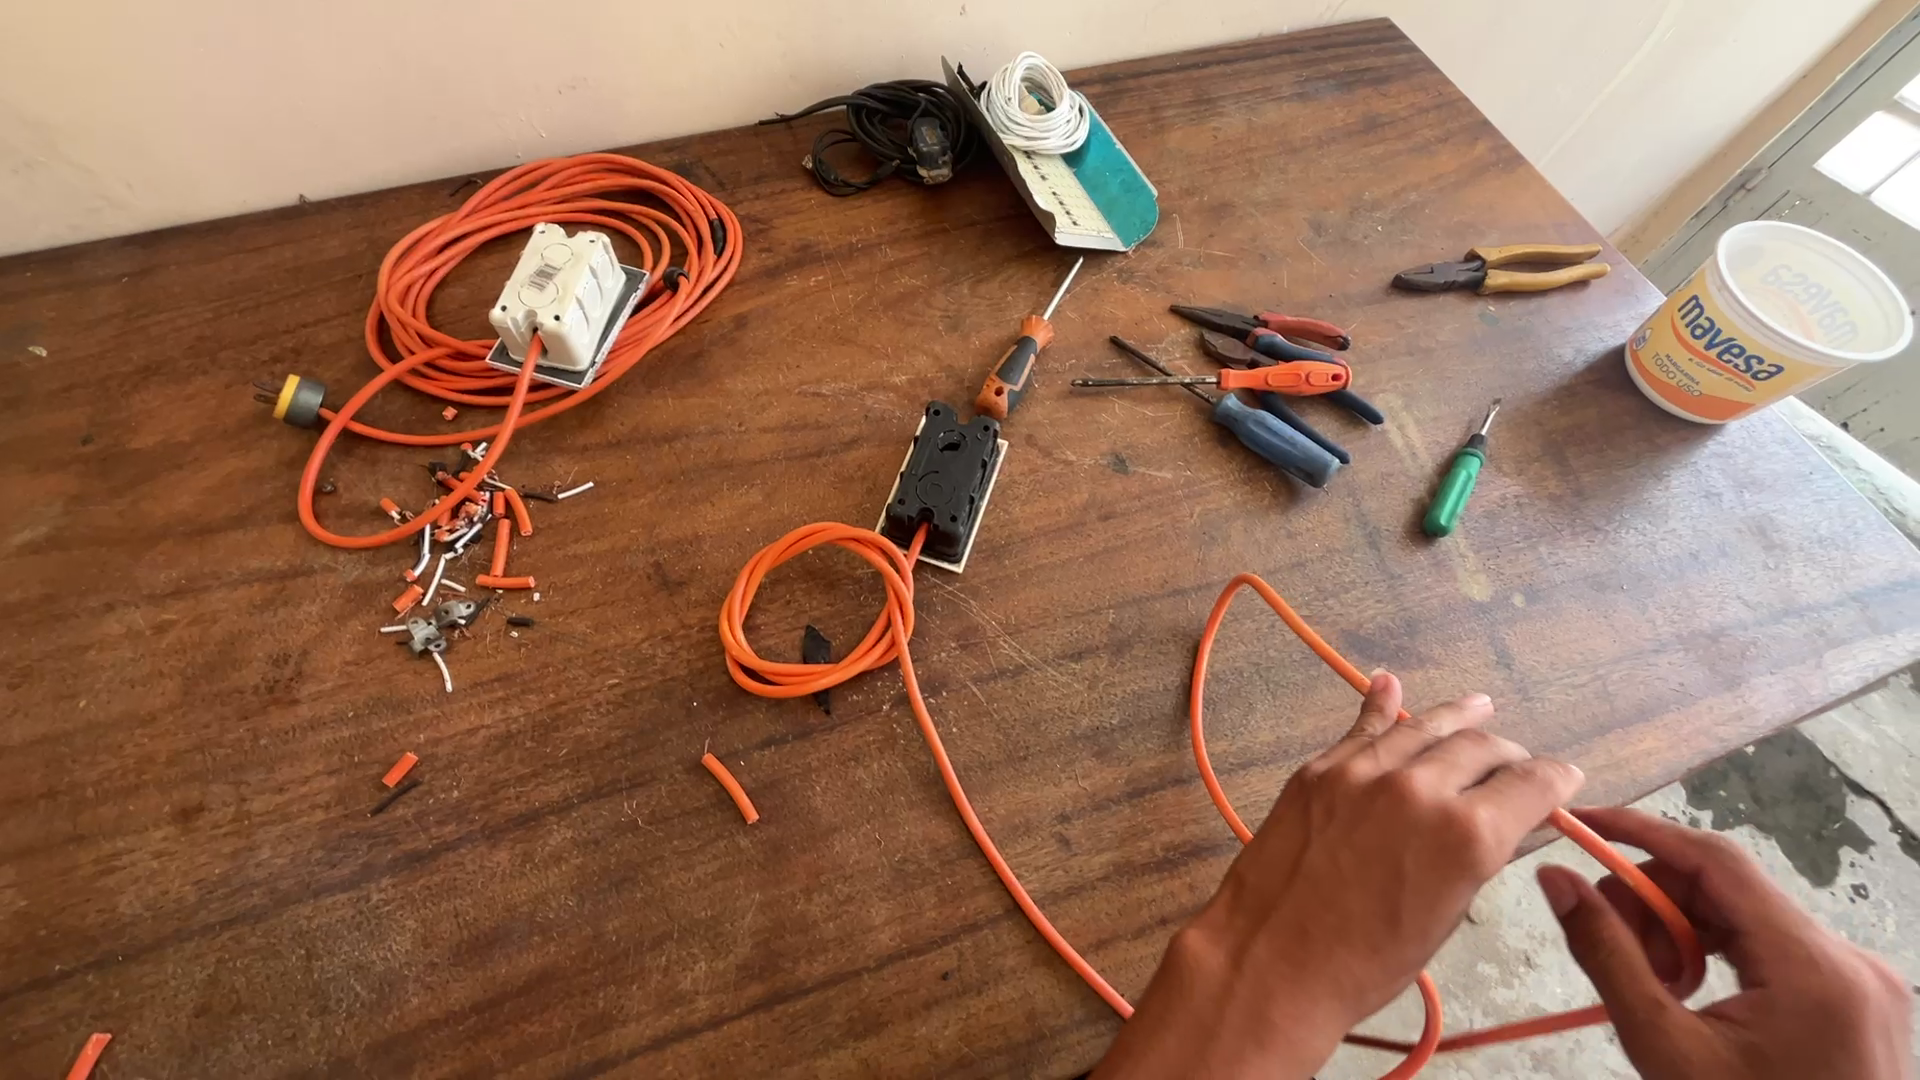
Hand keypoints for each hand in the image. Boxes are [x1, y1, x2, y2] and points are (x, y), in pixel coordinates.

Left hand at [1093, 671, 1583, 1079]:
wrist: (1275, 950)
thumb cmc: (1370, 958)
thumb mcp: (1445, 912)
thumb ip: (1474, 855)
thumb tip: (1501, 822)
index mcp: (1468, 834)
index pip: (1530, 786)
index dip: (1555, 779)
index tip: (1565, 775)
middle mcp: (1419, 788)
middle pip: (1476, 748)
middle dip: (1505, 751)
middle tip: (1516, 757)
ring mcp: (1361, 771)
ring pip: (1419, 727)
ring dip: (1454, 716)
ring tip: (1477, 705)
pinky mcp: (1318, 769)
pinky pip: (1358, 729)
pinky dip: (1380, 703)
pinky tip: (1390, 683)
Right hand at [1537, 807, 1913, 1079]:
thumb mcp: (1664, 1044)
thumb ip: (1605, 952)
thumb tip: (1552, 873)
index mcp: (1814, 968)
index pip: (1714, 859)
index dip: (1638, 829)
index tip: (1575, 823)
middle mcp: (1847, 959)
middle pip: (1720, 885)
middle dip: (1648, 898)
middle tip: (1606, 940)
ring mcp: (1857, 979)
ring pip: (1734, 910)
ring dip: (1672, 926)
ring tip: (1648, 978)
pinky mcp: (1850, 996)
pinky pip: (1757, 940)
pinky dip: (1704, 948)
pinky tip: (1684, 988)